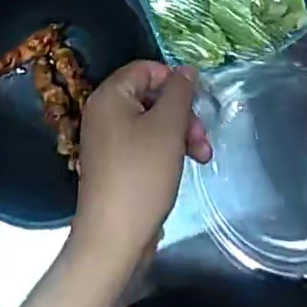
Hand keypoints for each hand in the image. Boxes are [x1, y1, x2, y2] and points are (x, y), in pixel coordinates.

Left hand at [72, 60, 211, 257]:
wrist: (113, 237)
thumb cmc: (141, 174)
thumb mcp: (167, 128)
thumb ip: (179, 93)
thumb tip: (186, 69)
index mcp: (110, 95)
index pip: (145, 69)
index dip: (174, 80)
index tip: (198, 102)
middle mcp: (103, 111)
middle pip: (150, 96)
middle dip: (182, 113)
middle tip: (203, 138)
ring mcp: (107, 139)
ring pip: (150, 122)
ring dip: (179, 134)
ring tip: (203, 158)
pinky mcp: (114, 163)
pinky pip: (143, 143)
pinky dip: (165, 149)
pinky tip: (184, 166)